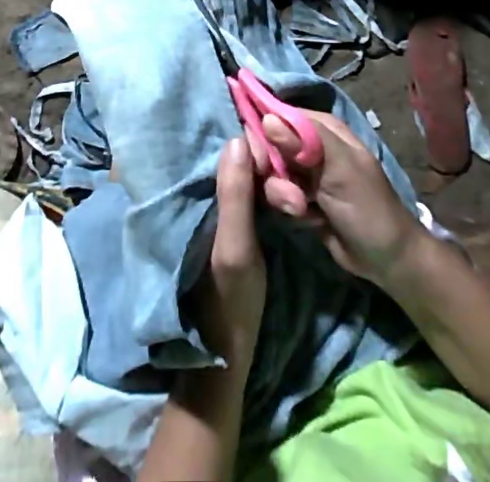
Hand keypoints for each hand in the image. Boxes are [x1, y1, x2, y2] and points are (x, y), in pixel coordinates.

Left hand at [195, 138, 266, 368]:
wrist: (229, 352)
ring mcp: (219, 218)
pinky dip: (261, 190)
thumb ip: (234, 197)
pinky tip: (280, 187)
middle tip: (289, 154)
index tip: (278, 137)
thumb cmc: (232, 299)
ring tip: (291, 167)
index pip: (224, 154)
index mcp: (198, 202)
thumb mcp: (236, 246)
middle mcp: (205, 203)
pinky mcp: (232, 232)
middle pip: (233, 164)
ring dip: (263, 173)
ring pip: (242, 180)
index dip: (250, 143)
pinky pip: (246, 198)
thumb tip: (237, 140)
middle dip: (258, 156)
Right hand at [260, 109, 427, 289]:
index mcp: (322, 129)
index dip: (263, 135)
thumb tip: (268, 118)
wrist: (385, 258)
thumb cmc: (368, 208)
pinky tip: (306, 219)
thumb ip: (307, 142)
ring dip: (282, 195)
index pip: (277, 117)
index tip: (260, 162)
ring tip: (301, 210)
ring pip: (271, 174)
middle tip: (291, 196)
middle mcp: (309, 145)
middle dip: (273, 173)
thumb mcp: (341, 170)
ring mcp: (304, 173)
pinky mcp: (299, 198)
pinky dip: (287, 208)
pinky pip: (277, 195)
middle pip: (269, 146)